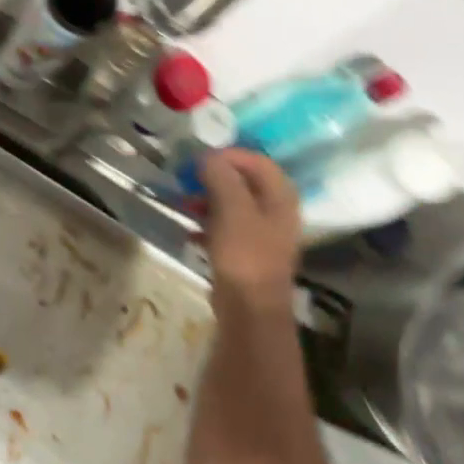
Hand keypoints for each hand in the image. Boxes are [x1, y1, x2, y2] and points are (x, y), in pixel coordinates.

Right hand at [200, 148, 301, 308]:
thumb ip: (222, 179)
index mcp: (280, 196)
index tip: (197, 161)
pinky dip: (207, 224)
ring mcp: (262, 232)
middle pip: (244, 182)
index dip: (227, 156)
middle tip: (186, 180)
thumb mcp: (232, 211)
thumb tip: (208, 157)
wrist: (249, 307)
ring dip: (207, 200)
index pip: (256, 160)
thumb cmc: (244, 255)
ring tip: (183, 204)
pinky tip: (189, 231)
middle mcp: (276, 210)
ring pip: (233, 205)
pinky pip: (226, 228)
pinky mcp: (246, 252)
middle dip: (214, 177)